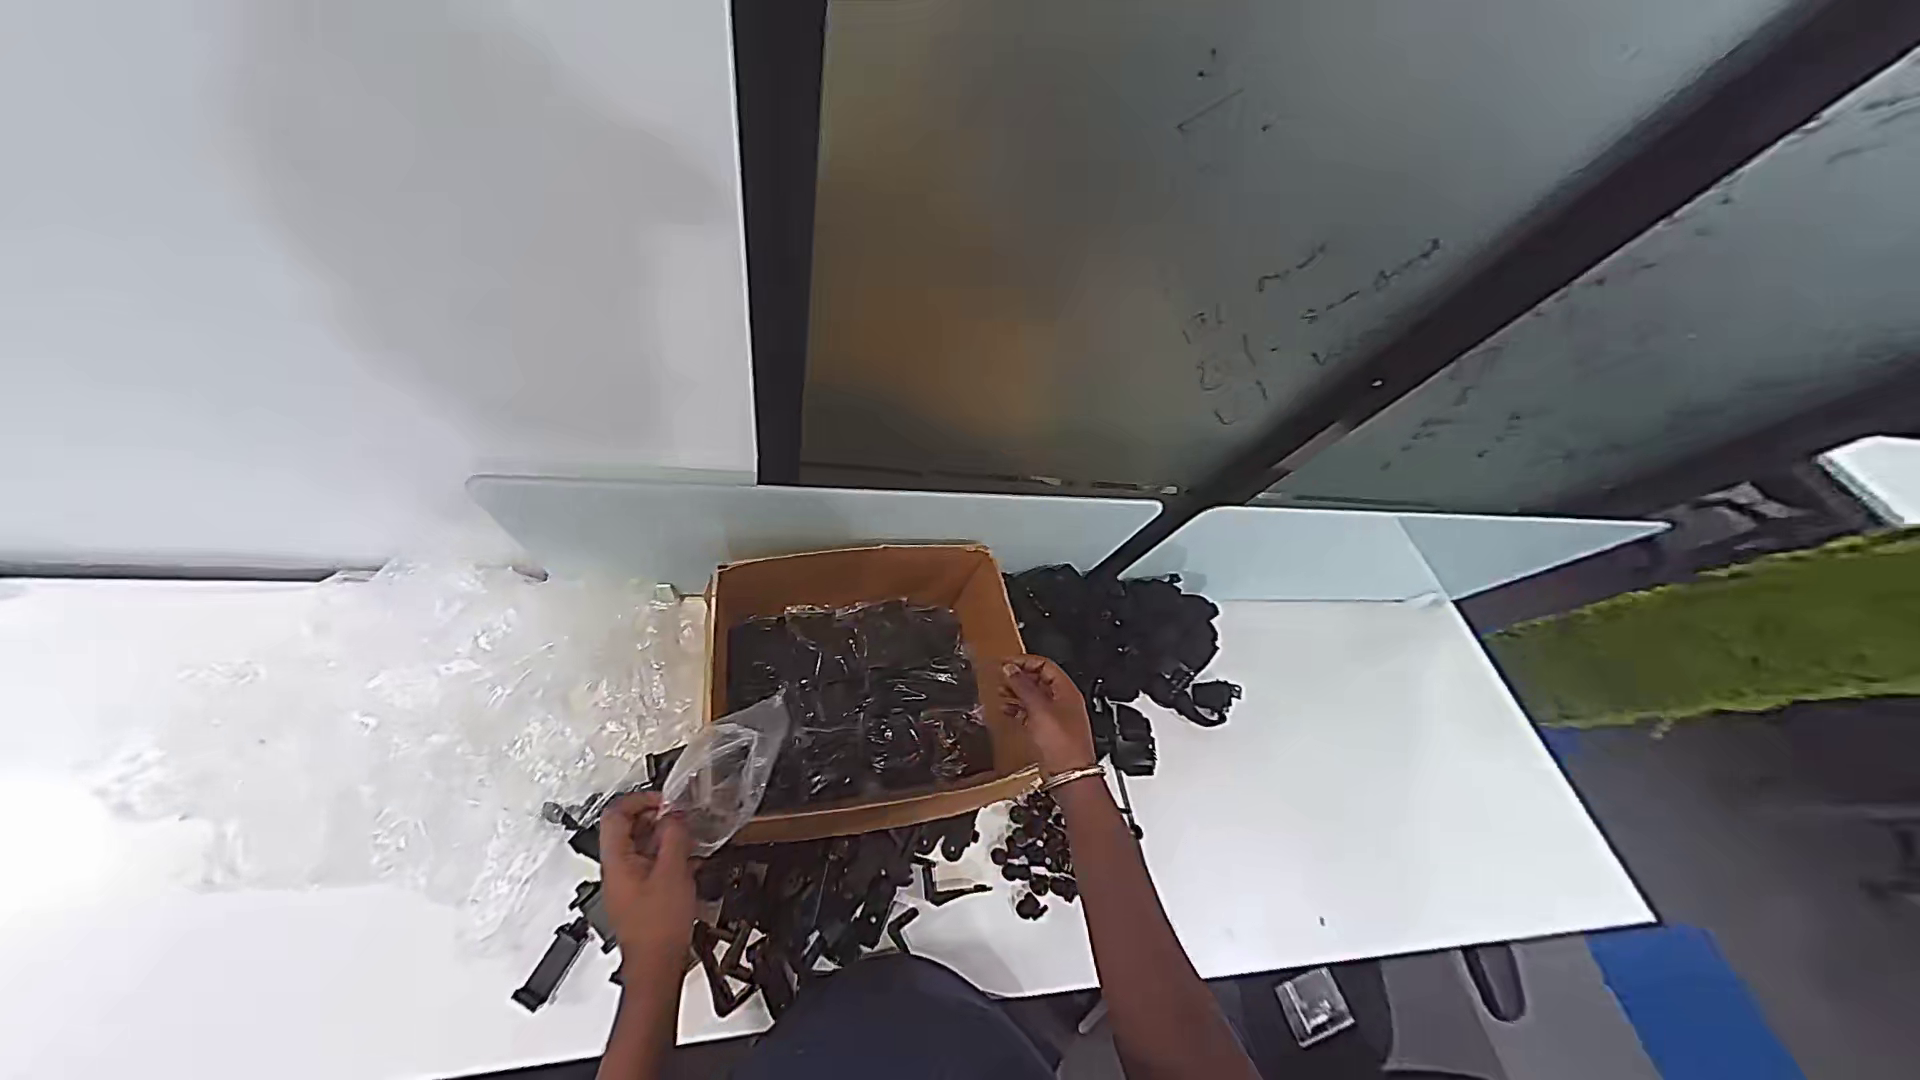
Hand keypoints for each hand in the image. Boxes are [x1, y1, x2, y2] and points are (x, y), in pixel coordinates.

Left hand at [599, 792, 696, 974]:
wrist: (657, 966)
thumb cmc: (659, 927)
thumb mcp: (673, 871)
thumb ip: (674, 836)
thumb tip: (674, 814)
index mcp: (617, 862)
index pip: (616, 814)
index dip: (641, 800)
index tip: (665, 800)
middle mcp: (617, 870)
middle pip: (628, 827)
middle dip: (656, 816)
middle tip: (680, 816)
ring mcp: (627, 882)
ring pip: (641, 844)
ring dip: (665, 834)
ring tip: (688, 836)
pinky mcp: (640, 893)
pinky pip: (650, 861)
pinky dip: (668, 853)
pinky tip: (688, 859)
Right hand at [998, 655, 1097, 776]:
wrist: (1068, 775)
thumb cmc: (1063, 744)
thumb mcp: (1039, 708)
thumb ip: (1023, 687)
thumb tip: (1010, 669)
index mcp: (1065, 690)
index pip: (1044, 665)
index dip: (1025, 662)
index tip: (1007, 663)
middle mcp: (1061, 701)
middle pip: (1038, 680)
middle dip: (1018, 677)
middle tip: (1001, 677)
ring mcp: (1054, 717)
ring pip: (1032, 696)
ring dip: (1015, 692)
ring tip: (1000, 691)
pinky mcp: (1046, 731)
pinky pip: (1029, 713)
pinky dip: (1017, 709)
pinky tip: (1006, 709)